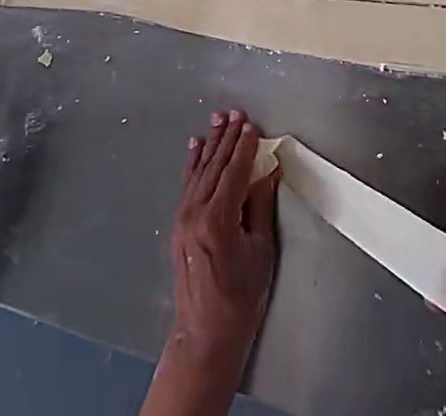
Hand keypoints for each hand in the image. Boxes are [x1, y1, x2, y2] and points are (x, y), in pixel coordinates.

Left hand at [142, 110, 279, 415]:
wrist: (206, 331)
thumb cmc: (242, 296)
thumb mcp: (261, 249)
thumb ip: (260, 205)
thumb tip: (267, 170)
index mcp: (218, 218)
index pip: (234, 172)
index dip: (244, 147)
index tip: (252, 126)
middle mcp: (196, 212)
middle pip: (215, 166)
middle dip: (227, 138)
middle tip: (235, 113)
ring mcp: (183, 217)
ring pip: (199, 171)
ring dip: (211, 144)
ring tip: (218, 120)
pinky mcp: (178, 224)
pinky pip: (187, 184)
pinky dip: (193, 163)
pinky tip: (196, 146)